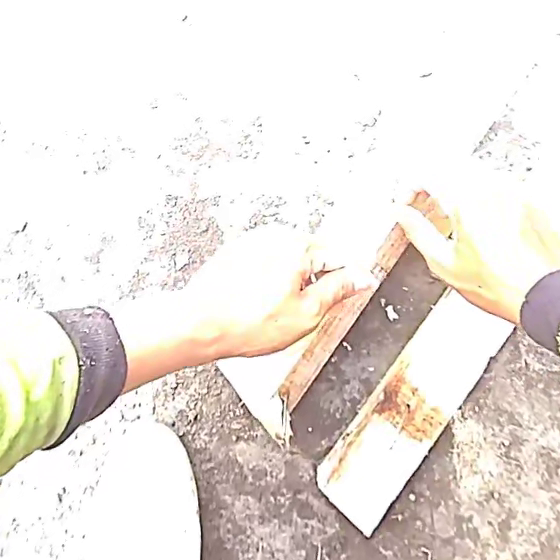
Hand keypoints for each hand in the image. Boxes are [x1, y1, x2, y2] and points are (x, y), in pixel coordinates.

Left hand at [181, 225, 369, 358]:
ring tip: (272, 311)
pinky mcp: (238, 249)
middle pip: (314, 257)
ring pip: (289, 261)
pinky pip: (266, 261)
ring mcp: (255, 240)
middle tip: (300, 313)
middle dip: (314, 283)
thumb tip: (363, 278)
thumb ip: (339, 290)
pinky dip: (268, 279)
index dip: (345, 282)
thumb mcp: (306, 314)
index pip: (341, 258)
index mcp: (299, 245)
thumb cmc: (247, 323)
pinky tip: (256, 303)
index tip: (344, 298)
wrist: (197, 325)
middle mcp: (278, 234)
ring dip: (290, 282)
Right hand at [393, 183, 559, 324]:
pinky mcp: (528, 197)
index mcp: (465, 198)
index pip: (426, 172)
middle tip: (425, 207)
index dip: (410, 186)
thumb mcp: (445, 264)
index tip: (407, 203)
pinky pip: (498, 183)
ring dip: (456, 186)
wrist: (547, 294)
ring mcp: (513, 189)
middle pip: (450, 166)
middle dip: (432, 183)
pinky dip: (482, 194)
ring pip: (474, 172)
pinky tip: (483, 222)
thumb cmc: (502, 285)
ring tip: (453, 217)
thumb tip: (401, 214)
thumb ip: (417, 231)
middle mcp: (490, 186)